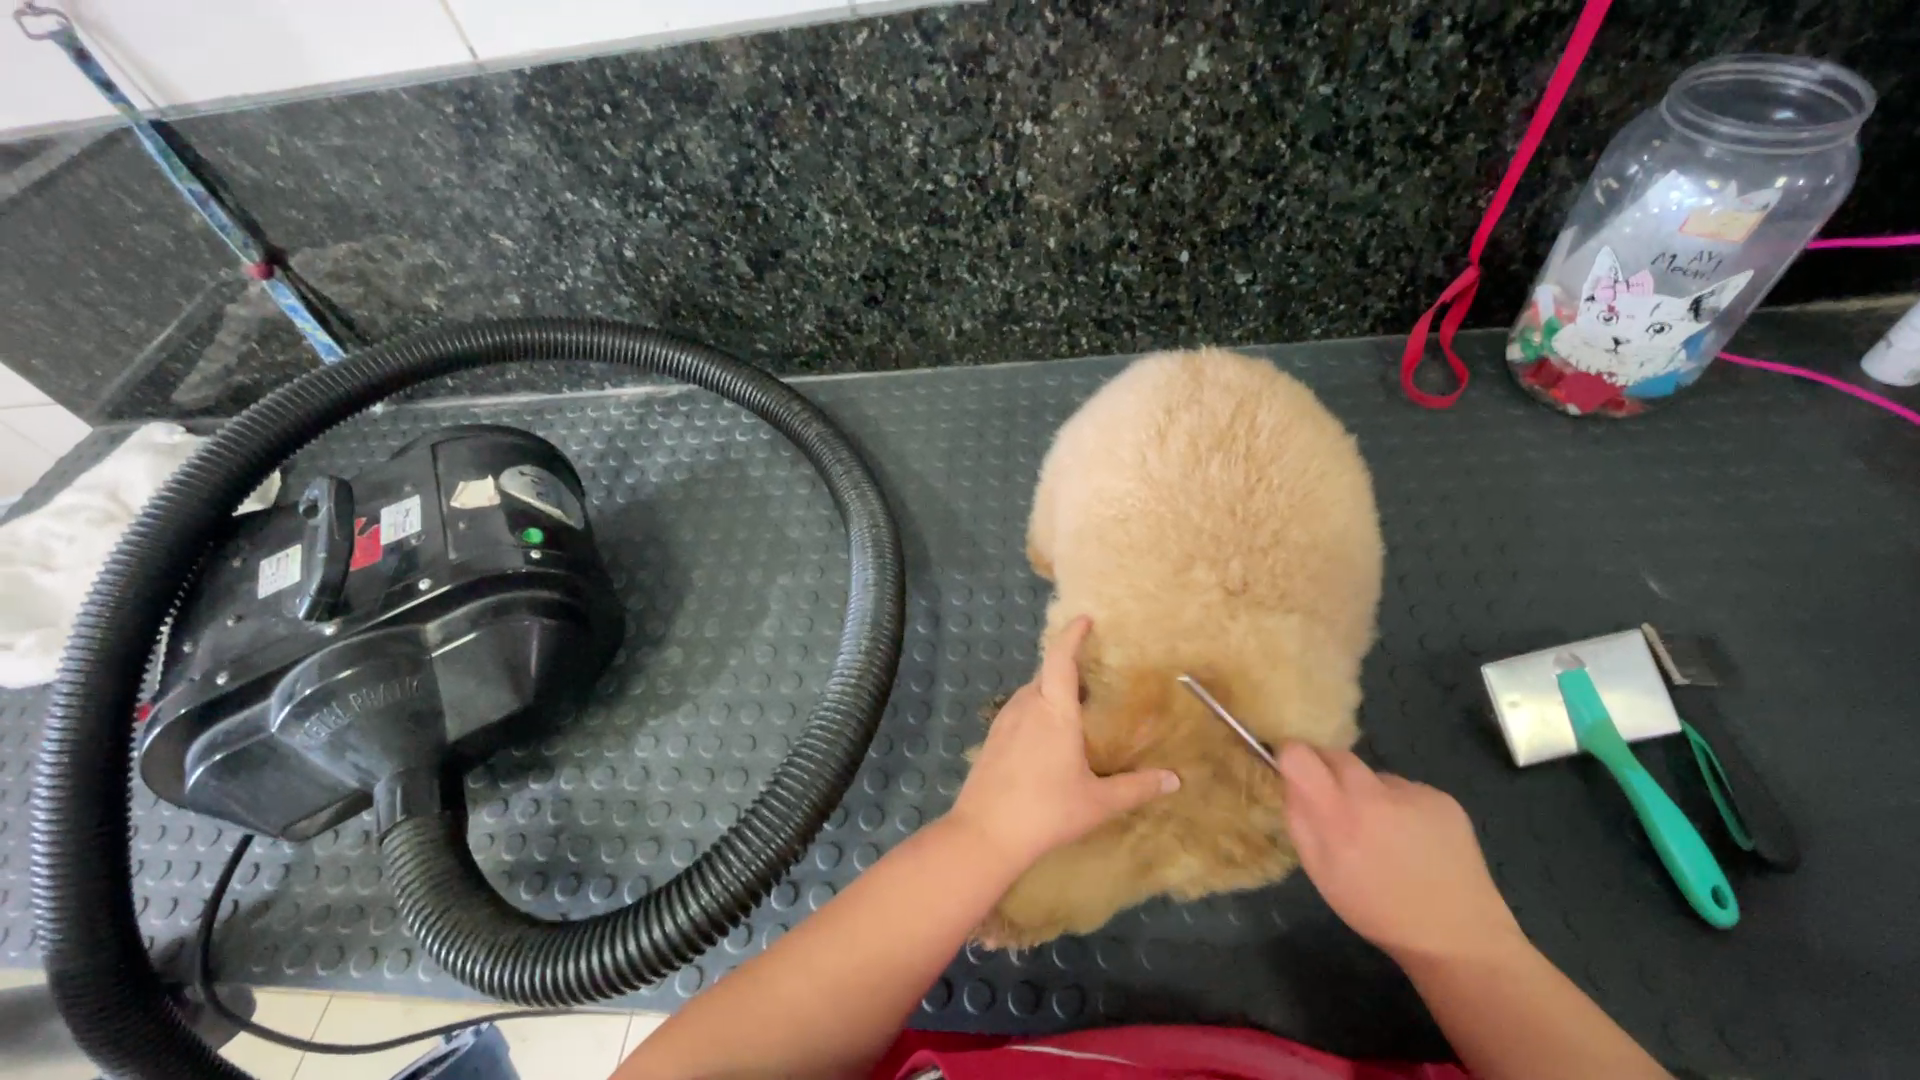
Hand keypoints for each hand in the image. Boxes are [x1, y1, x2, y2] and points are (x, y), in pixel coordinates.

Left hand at [947, 616, 1180, 871]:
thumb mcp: (1098, 803)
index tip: (1085, 619)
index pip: (1061, 658)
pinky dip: (1037, 708)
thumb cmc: (1046, 812)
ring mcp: (1004, 722)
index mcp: (1054, 711)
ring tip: (1075, 703)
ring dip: (1051, 689)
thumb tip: (1174, 780)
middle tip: (1094, 670)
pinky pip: (1019, 710)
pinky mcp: (992, 739)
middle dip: (1068, 665)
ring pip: (1030, 692)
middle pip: (1046, 673)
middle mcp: (1026, 706)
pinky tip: (1048, 733)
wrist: (984, 834)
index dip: (1072, 635)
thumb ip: (1136, 788)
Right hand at [1280, 743, 1525, 965]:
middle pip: (1336, 755)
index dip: (1291, 757)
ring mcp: (1413, 793)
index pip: (1299, 754)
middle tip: (1336, 807)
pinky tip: (1414, 840)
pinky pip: (1405, 790)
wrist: (1457, 934)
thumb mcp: (1320, 872)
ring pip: (1373, 776)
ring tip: (1384, 835)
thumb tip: (1291, 782)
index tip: (1293, 773)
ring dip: (1367, 794)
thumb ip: (1300, 820)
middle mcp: (1375, 793)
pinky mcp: (1442, 798)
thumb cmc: (1376, 910)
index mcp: (1338, 815)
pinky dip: (1401, 806)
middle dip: (1328, 773)